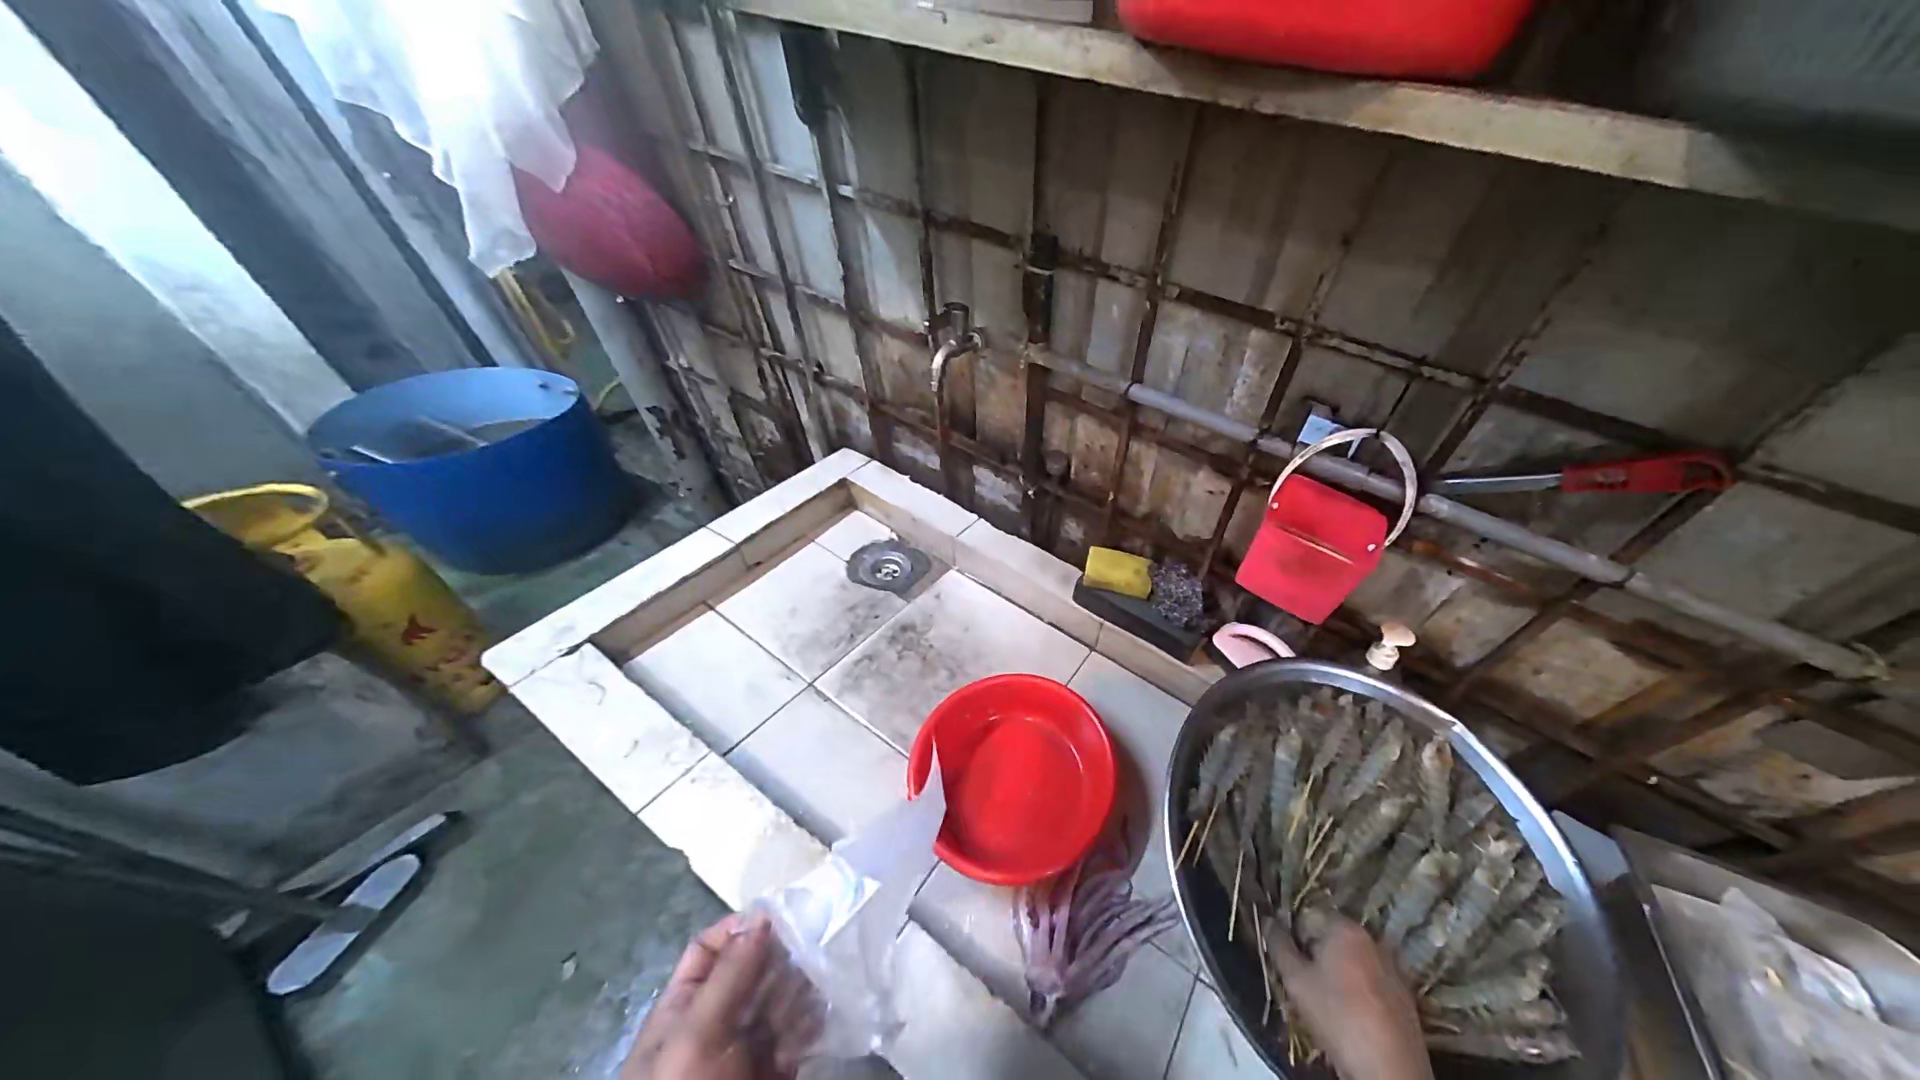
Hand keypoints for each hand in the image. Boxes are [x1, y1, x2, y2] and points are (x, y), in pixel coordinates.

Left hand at [622, 914, 817, 1079]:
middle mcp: (716, 1021)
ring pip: (779, 997)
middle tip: (816, 941)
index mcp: (683, 1008)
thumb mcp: (695, 1036)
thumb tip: (762, 916)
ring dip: (802, 985)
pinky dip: (813, 1020)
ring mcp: (746, 1050)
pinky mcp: (775, 1072)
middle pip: (751, 969)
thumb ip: (729, 976)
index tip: (780, 917)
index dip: (740, 929)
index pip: (710, 950)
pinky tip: (827, 1012)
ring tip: (825, 975)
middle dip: (781, 954)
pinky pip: (797, 1034)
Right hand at [1266, 915, 1433, 1079]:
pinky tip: (1351, 1013)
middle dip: (1315, 952)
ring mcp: (1394, 968)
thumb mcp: (1296, 980)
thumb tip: (1268, 920)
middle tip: (1304, 980)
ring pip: (1352, 959)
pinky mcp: (1406, 996)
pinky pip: (1371, 979)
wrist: (1389, 1072)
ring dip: (1337, 970)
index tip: (1289, 960)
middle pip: (1332, 936)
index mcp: (1346, 928)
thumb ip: (1279, 945)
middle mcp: (1373, 940)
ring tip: (1327, 999)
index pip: (1308, 916)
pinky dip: (1358, 988)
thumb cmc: (1337, 1016)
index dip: (1293, 935)